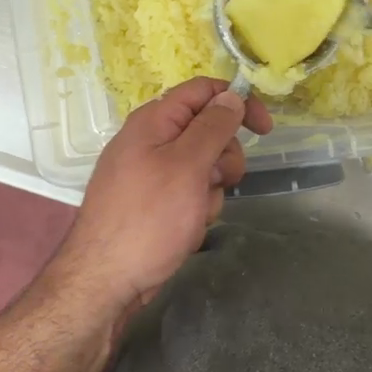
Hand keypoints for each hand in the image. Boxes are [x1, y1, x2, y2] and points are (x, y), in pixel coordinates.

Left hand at [46, 77, 273, 313]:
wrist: (106, 280)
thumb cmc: (148, 219)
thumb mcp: (187, 166)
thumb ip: (212, 127)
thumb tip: (231, 96)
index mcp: (154, 121)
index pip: (203, 91)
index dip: (236, 102)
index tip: (264, 129)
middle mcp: (151, 140)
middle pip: (208, 130)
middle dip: (224, 158)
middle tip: (217, 180)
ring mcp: (152, 173)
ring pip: (205, 167)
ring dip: (212, 190)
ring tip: (195, 214)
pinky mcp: (155, 202)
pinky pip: (190, 193)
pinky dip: (197, 209)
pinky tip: (186, 230)